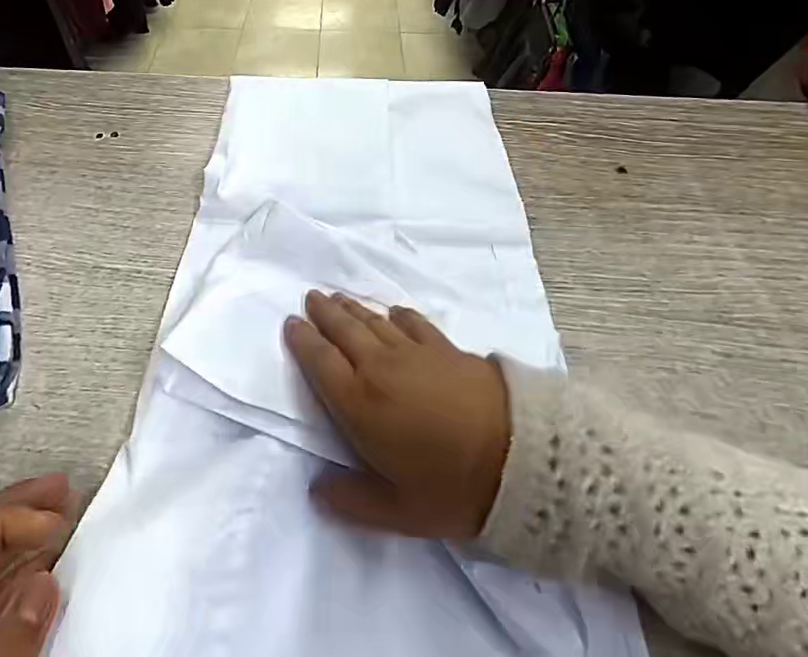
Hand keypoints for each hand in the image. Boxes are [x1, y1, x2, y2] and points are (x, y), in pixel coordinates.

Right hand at [283, 290, 510, 538]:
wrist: (517, 450)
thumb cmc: (451, 486)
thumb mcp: (396, 511)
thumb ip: (351, 501)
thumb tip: (316, 488)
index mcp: (360, 405)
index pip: (322, 364)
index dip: (304, 341)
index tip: (291, 323)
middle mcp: (382, 369)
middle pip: (346, 332)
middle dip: (326, 313)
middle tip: (311, 296)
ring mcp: (418, 353)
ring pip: (377, 322)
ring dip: (356, 309)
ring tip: (339, 297)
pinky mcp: (447, 348)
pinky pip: (415, 323)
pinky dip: (400, 315)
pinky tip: (395, 311)